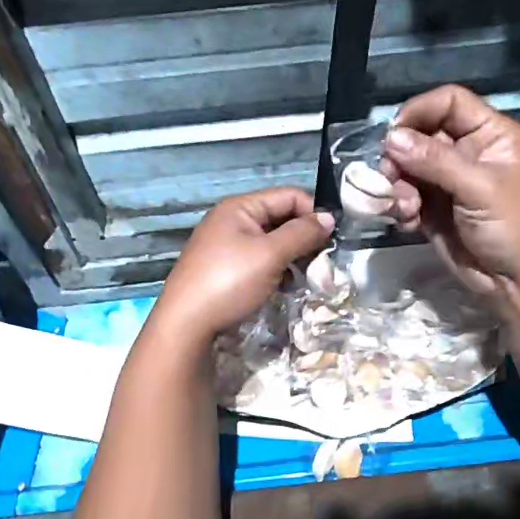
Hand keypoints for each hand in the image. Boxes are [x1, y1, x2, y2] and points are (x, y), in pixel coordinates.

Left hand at [154, 188, 335, 341]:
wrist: (186, 322)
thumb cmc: (229, 281)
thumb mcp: (270, 255)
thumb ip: (301, 234)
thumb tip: (328, 218)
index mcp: (240, 207)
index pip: (289, 196)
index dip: (313, 212)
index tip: (333, 238)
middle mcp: (231, 220)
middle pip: (279, 218)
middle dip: (303, 237)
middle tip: (323, 261)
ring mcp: (225, 246)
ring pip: (270, 243)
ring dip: (291, 257)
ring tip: (306, 277)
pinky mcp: (223, 269)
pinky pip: (258, 261)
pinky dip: (274, 271)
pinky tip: (284, 288)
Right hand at [380, 84, 519, 303]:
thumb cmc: (515, 228)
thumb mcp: (479, 188)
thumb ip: (435, 160)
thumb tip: (390, 138)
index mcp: (490, 136)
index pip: (449, 102)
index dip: (418, 111)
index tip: (392, 135)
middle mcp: (466, 153)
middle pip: (419, 136)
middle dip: (400, 157)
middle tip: (389, 179)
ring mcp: (447, 183)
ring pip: (406, 168)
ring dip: (397, 187)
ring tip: (404, 209)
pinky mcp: (433, 210)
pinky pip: (404, 197)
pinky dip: (400, 208)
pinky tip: (408, 223)